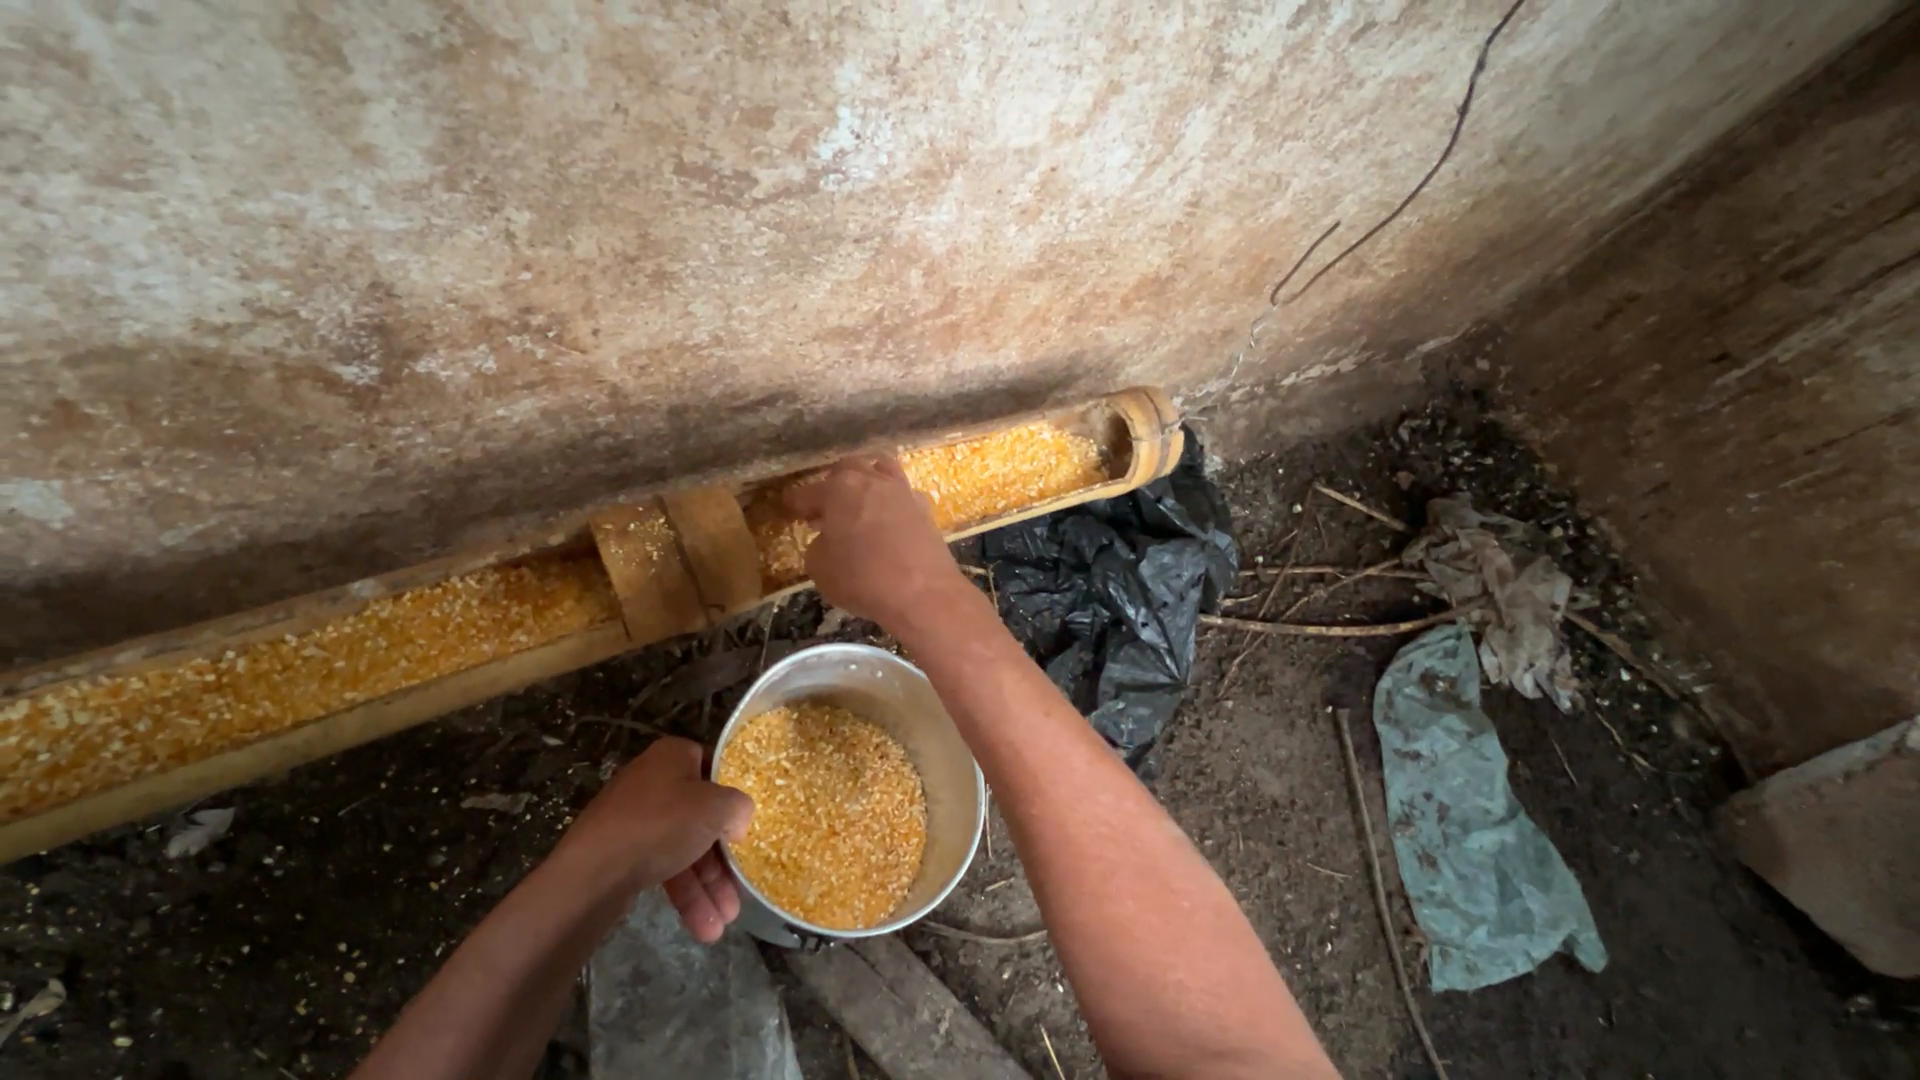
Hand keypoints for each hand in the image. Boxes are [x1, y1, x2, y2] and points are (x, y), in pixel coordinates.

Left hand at [554, 737, 752, 942]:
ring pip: (683, 848)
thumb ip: (738, 807)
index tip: (749, 821)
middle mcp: (653, 781)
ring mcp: (635, 819)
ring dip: (706, 885)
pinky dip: (684, 892)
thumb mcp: (716, 807)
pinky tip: (702, 926)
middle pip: (701, 816)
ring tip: (724, 921)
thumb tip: (736, 820)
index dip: (735, 794)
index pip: (715, 768)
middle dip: (723, 859)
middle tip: (740, 887)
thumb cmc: (661, 824)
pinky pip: (663, 866)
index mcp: (674, 756)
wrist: (592, 872)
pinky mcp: (622, 852)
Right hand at [785, 455, 973, 631]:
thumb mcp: (819, 568)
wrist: (924, 593)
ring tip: (859, 501)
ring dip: (866, 480)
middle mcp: (871, 480)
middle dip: (831, 484)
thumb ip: (817, 546)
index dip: (795, 502)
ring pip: (880, 469)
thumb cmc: (863, 578)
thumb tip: (828, 539)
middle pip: (847, 469)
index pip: (808, 492)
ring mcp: (902, 491)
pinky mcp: (925, 508)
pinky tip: (888, 517)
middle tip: (825, 508)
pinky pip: (902, 492)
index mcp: (839, 489)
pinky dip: (891, 499)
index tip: (788, 508)